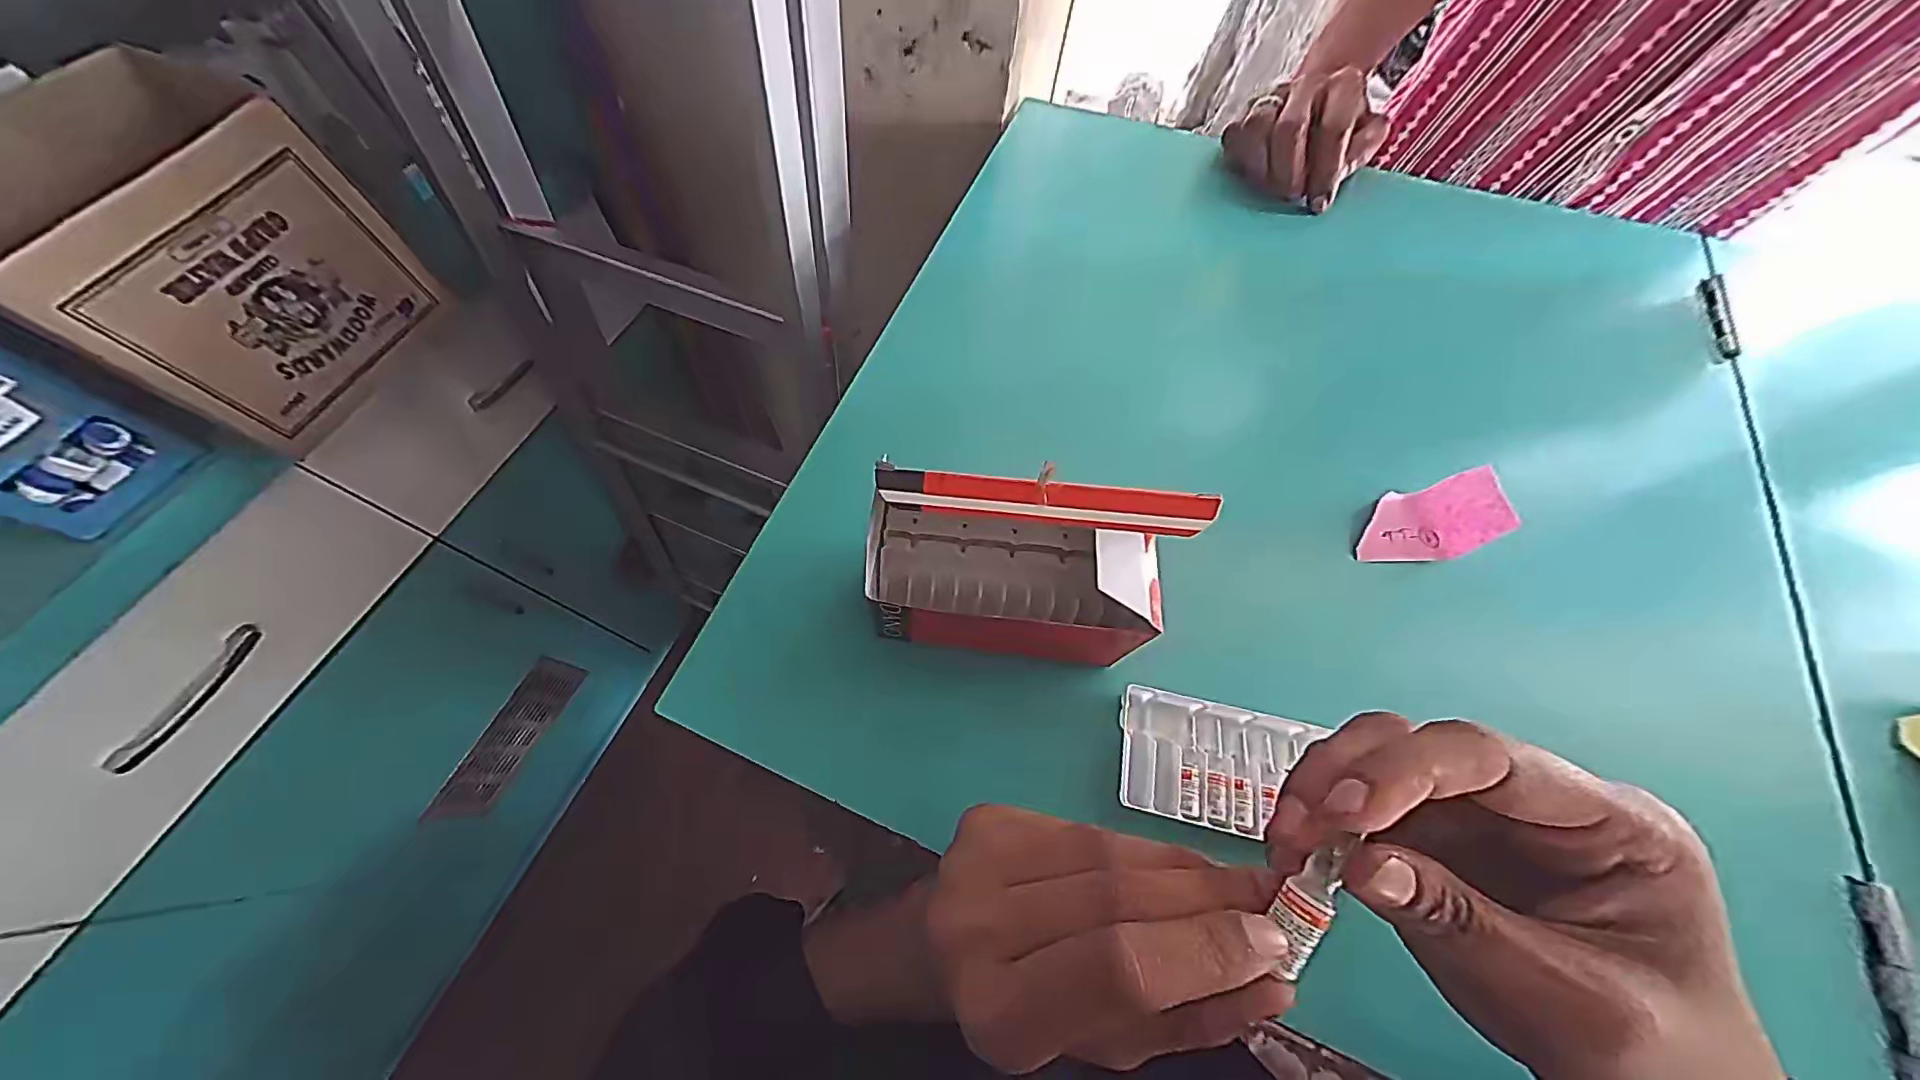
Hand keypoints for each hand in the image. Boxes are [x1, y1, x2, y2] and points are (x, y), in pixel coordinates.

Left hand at [912, 805, 1292, 1071]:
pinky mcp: (989, 819)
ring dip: (1181, 865)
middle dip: (1207, 896)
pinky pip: (1086, 827)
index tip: (1274, 942)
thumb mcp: (1103, 1042)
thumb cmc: (1024, 1007)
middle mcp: (980, 926)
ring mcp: (978, 860)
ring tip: (1231, 880)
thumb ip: (1185, 1018)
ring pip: (1106, 851)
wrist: (939, 946)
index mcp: (1003, 1011)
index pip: (1121, 966)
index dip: (1205, 949)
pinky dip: (1138, 847)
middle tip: (1269, 899)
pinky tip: (1171, 863)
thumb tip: (1271, 980)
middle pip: (1116, 896)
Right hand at [1221, 68, 1388, 211]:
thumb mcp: (1367, 135)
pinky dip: (1241, 162)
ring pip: (1256, 127)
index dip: (1325, 171)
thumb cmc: (1341, 129)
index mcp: (1343, 86)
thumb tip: (1341, 168)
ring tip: (1272, 190)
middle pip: (1289, 128)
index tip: (1319, 201)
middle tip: (1292, 196)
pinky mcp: (1243, 117)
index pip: (1333, 127)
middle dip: (1289, 171)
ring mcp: (1271, 99)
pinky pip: (1234, 137)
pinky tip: (1255, 178)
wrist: (1318, 107)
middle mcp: (1305, 86)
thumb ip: (1363, 147)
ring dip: (1262, 168)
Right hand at [1266, 714, 1785, 1079]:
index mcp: (1606, 819)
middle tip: (1299, 823)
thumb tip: (1360, 865)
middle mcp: (1528, 798)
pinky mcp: (1427, 834)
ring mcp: (1473, 813)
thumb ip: (1462, 926)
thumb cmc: (1647, 1050)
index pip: (1486, 758)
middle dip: (1347, 774)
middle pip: (1416, 742)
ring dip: (1318, 788)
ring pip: (1373, 758)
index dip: (1405, 770)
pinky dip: (1316, 816)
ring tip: (1287, 836)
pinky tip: (1297, 845)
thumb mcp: (1569, 1002)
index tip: (1348, 813)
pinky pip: (1356, 803)